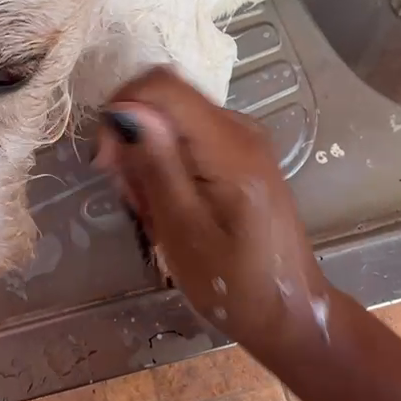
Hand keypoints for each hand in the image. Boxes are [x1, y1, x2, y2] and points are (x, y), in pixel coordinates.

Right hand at [95, 68, 333, 366]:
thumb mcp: (184, 232)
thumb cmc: (236, 286)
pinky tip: (168, 204)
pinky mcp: (239, 151)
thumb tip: (128, 108)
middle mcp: (239, 127)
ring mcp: (242, 137)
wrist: (291, 315)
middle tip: (133, 199)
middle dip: (132, 140)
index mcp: (229, 146)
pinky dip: (165, 162)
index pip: (162, 86)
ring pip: (170, 118)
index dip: (122, 110)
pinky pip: (186, 135)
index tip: (109, 162)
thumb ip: (158, 164)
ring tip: (151, 210)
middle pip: (162, 100)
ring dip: (146, 156)